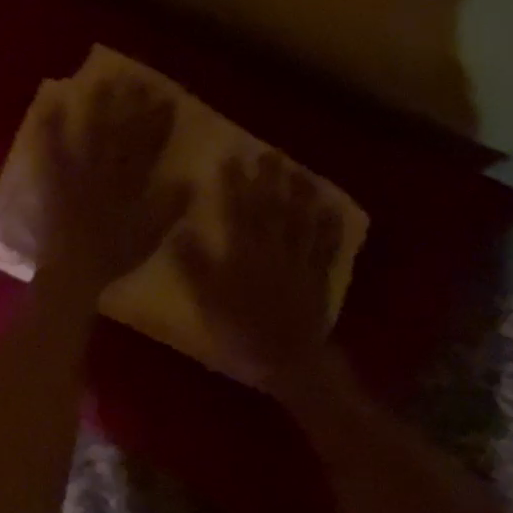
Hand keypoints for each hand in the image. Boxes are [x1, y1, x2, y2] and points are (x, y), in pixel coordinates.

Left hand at [37, 76, 191, 295]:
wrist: (74, 272)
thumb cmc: (115, 257)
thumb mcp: (151, 235)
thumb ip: (171, 207)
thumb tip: (188, 180)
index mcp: (132, 184)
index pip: (149, 146)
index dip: (159, 123)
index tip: (168, 99)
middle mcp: (107, 171)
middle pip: (122, 133)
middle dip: (132, 106)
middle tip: (139, 80)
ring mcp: (79, 174)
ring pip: (92, 133)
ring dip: (98, 107)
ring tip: (102, 82)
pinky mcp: (56, 182)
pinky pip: (52, 150)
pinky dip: (51, 128)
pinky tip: (50, 106)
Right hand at [175, 153, 344, 389]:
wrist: (287, 359)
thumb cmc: (240, 332)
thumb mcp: (206, 301)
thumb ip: (194, 265)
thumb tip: (181, 229)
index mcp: (243, 254)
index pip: (237, 210)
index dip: (234, 183)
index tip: (231, 157)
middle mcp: (273, 250)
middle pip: (272, 207)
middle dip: (268, 178)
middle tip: (267, 153)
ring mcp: (299, 262)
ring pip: (301, 220)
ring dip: (300, 193)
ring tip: (298, 171)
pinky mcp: (318, 277)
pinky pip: (325, 246)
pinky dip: (329, 225)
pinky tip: (331, 209)